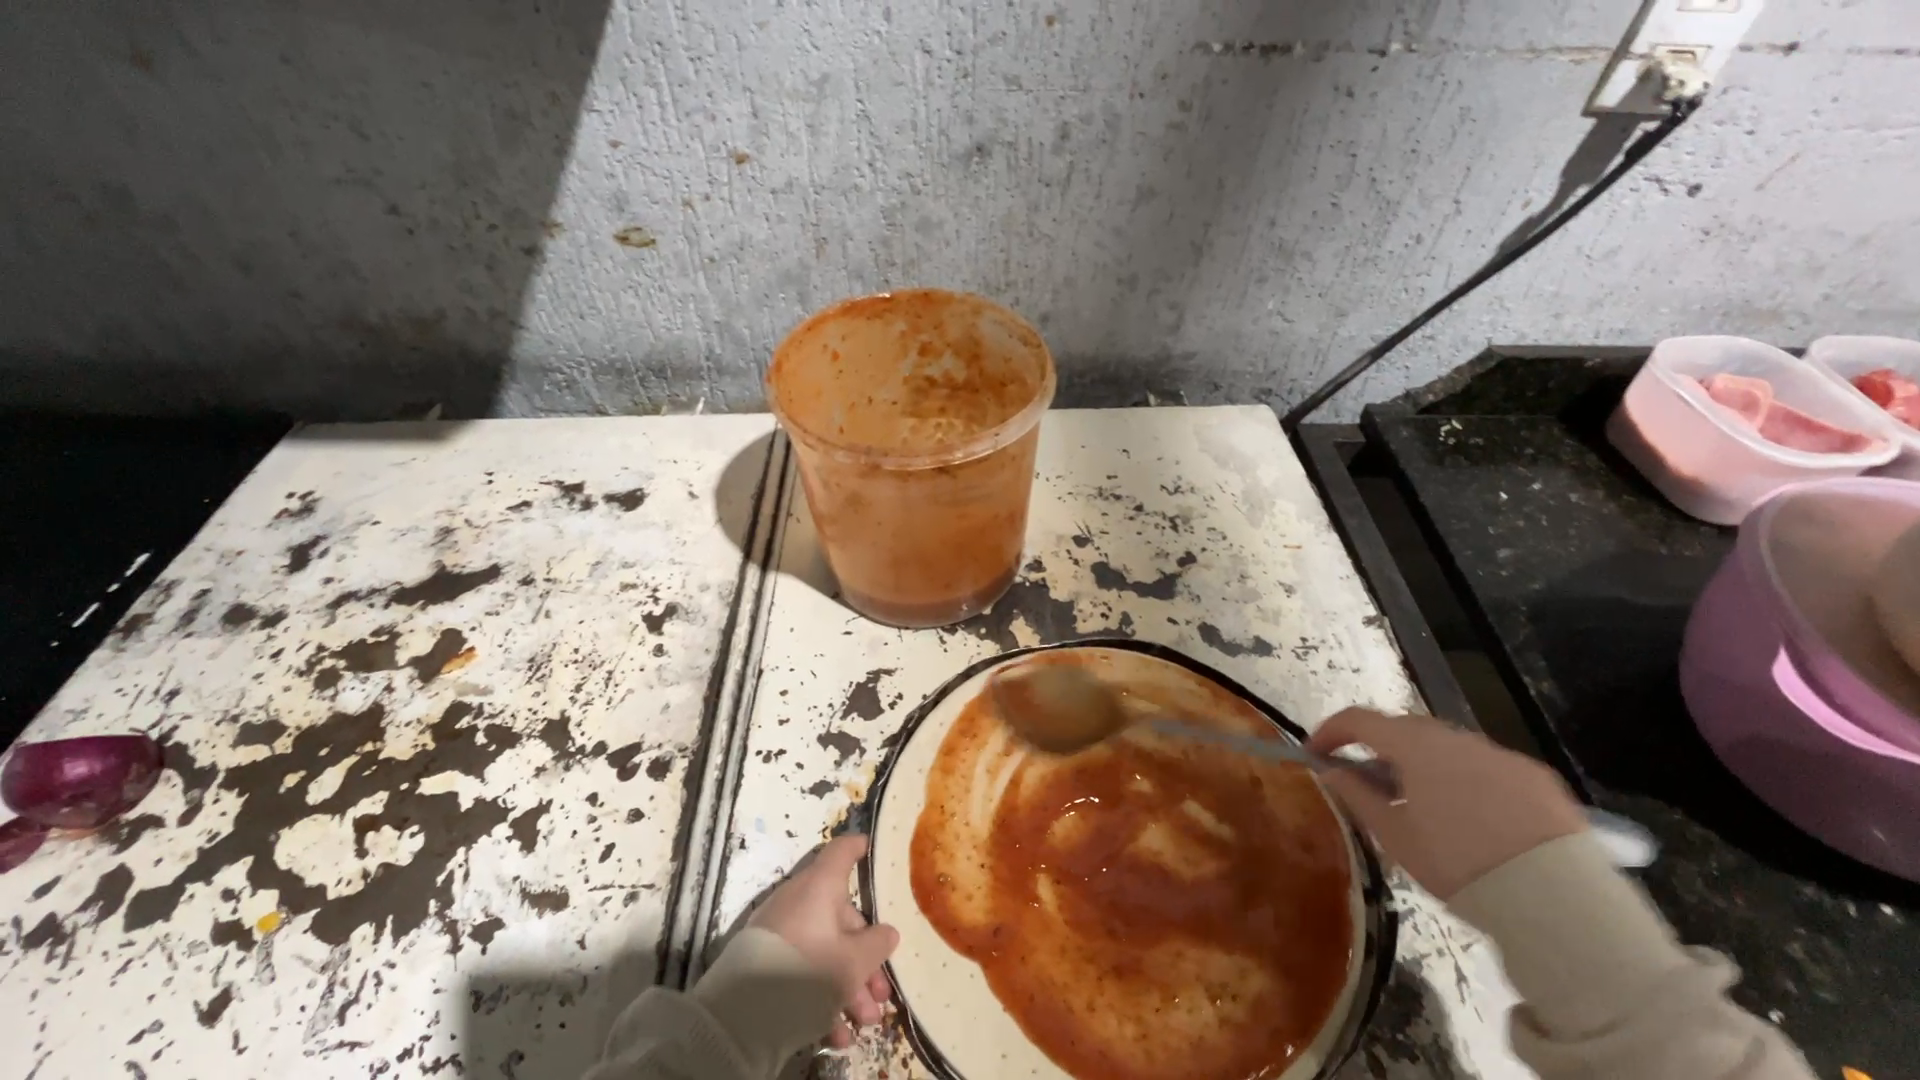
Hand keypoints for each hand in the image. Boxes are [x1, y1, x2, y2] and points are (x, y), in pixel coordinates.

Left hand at [748, 833, 899, 1047]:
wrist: (740, 1017)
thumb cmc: (807, 973)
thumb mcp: (854, 963)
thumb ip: (877, 944)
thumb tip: (887, 932)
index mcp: (819, 888)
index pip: (841, 852)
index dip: (859, 848)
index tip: (872, 849)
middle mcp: (798, 902)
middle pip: (841, 918)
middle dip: (865, 958)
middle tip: (881, 993)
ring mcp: (778, 933)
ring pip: (824, 951)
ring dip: (848, 986)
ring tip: (864, 1022)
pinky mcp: (764, 964)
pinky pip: (801, 973)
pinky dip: (820, 998)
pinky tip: (837, 1032)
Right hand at [1307, 708, 1586, 898]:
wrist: (1554, 896)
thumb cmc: (1458, 863)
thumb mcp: (1395, 836)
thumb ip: (1358, 796)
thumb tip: (1331, 771)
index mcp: (1415, 746)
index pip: (1359, 719)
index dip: (1331, 731)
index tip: (1314, 752)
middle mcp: (1456, 737)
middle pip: (1405, 729)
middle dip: (1379, 748)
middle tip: (1368, 782)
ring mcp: (1499, 754)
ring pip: (1447, 747)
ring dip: (1423, 763)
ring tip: (1419, 803)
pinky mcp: (1534, 776)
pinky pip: (1485, 766)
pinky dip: (1464, 780)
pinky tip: (1470, 817)